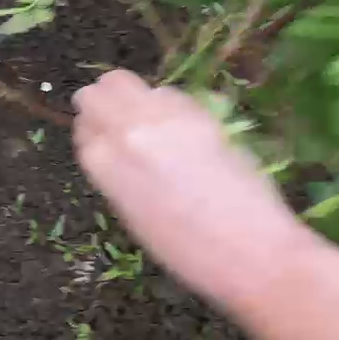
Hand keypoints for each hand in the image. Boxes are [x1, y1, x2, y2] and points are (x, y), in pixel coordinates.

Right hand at [73, 70, 317, 312]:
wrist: (256, 257)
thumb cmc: (187, 251)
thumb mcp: (129, 212)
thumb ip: (113, 169)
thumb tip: (112, 145)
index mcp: (102, 162)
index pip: (82, 125)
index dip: (94, 132)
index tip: (107, 142)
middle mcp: (124, 131)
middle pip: (95, 93)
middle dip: (103, 103)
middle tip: (120, 120)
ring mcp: (161, 119)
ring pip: (124, 82)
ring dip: (133, 99)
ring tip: (153, 123)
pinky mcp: (197, 115)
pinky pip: (167, 93)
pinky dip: (166, 104)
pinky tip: (182, 130)